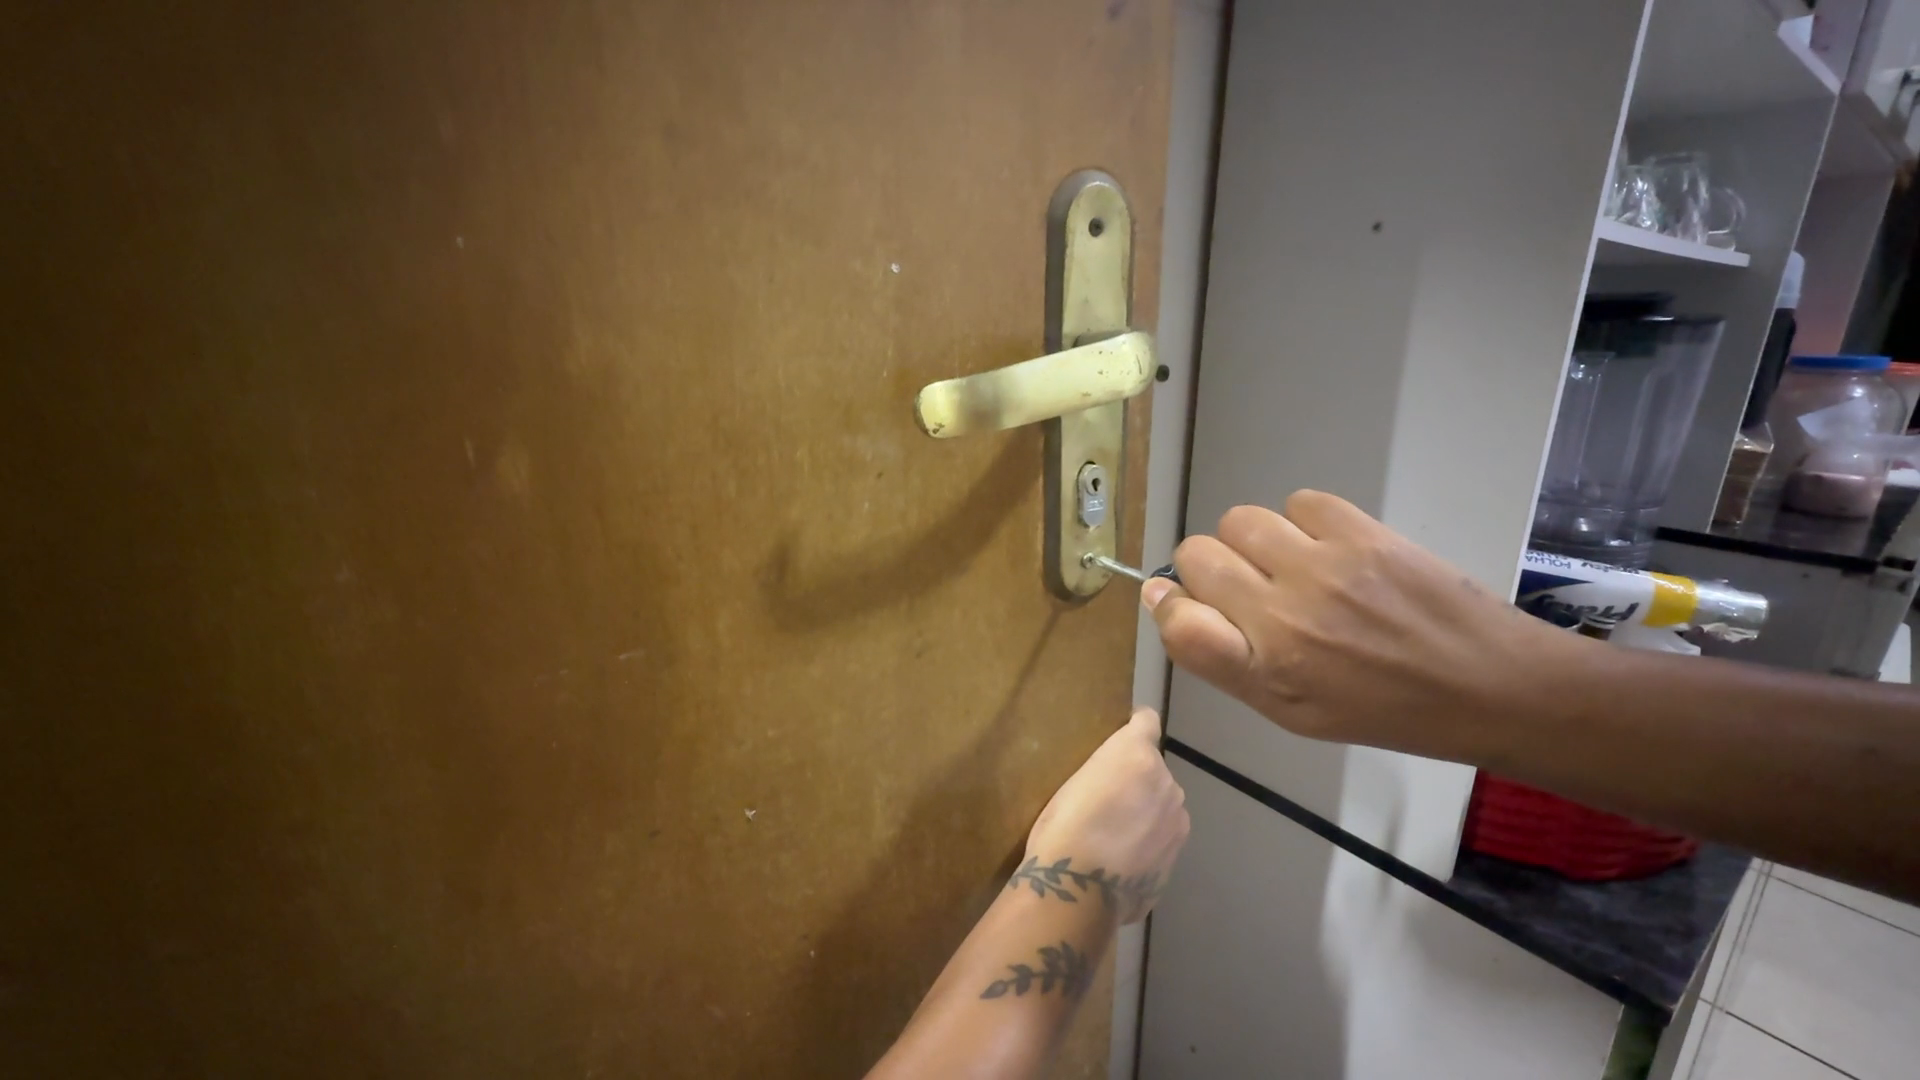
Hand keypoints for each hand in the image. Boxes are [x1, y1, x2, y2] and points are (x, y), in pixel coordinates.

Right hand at [1023, 707, 1188, 923]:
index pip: (1147, 720)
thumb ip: (1103, 772)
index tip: (1121, 736)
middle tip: (1107, 799)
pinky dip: (1148, 844)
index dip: (1135, 725)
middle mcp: (1166, 781)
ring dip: (1147, 812)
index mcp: (1136, 754)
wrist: (1079, 888)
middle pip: (1154, 769)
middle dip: (1137, 779)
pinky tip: (1120, 863)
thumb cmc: (1063, 825)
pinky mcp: (1177, 857)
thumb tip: (1111, 781)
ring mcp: (1177, 822)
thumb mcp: (1073, 782)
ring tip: (1114, 836)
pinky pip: (1162, 839)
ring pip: (1162, 805)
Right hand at [1141, 491, 1566, 759]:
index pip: (1176, 621)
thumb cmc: (1378, 708)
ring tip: (1290, 563)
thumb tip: (1165, 595)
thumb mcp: (1288, 710)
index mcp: (1265, 670)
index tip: (1190, 606)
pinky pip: (1299, 501)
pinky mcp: (1363, 533)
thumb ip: (1219, 658)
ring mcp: (1323, 567)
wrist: (1486, 684)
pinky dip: (1302, 521)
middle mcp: (1283, 616)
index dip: (1171, 606)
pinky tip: (1328, 548)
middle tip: (1250, 589)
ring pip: (1239, 521)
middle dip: (1208, 569)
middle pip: (1195, 557)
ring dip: (1251, 541)